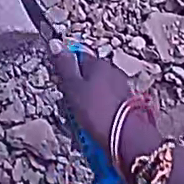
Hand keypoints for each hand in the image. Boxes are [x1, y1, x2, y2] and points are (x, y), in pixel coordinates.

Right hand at [49, 44, 156, 164]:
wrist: (127, 139)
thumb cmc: (99, 112)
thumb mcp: (73, 87)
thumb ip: (64, 66)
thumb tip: (56, 43)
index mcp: (99, 64)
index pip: (78, 56)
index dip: (66, 69)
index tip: (60, 82)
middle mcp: (113, 73)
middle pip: (87, 77)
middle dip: (77, 91)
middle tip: (70, 107)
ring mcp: (121, 90)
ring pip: (95, 94)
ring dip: (86, 106)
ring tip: (81, 122)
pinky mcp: (127, 108)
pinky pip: (105, 108)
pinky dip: (98, 116)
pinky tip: (94, 128)